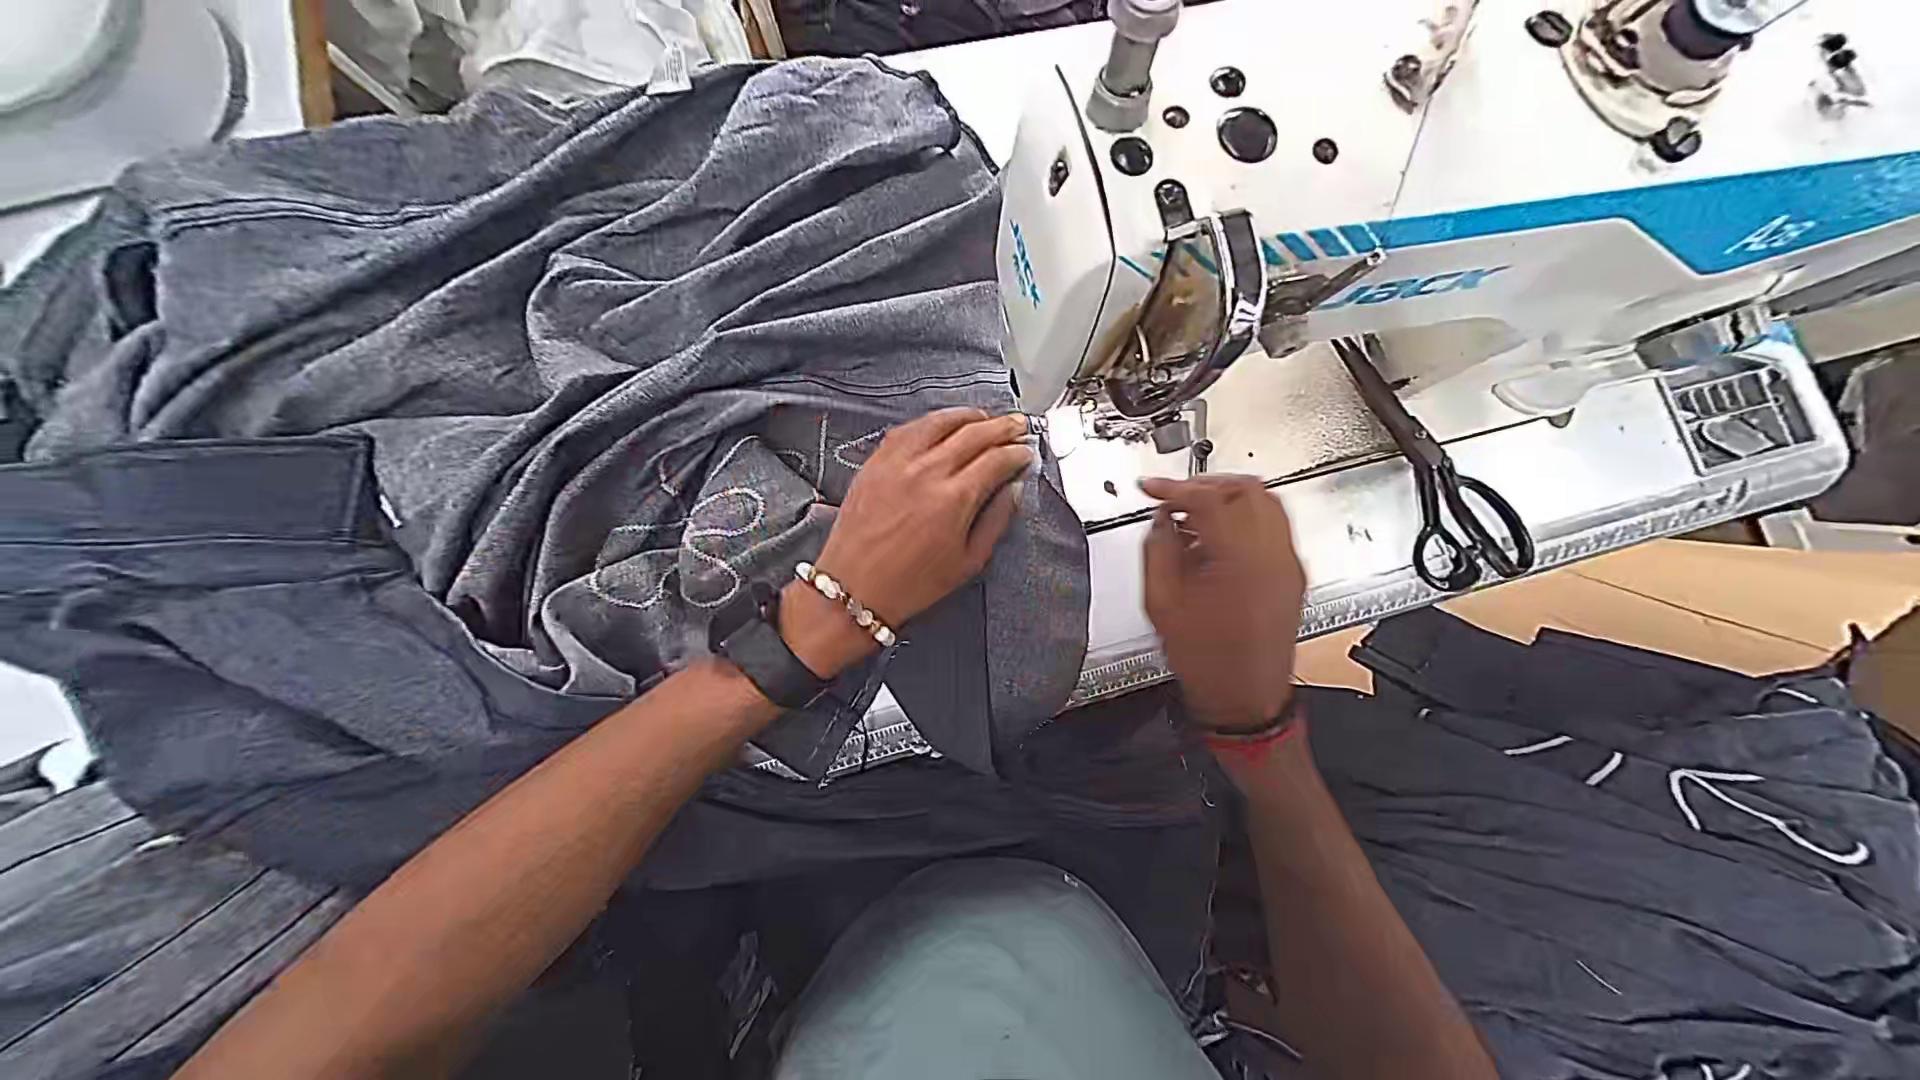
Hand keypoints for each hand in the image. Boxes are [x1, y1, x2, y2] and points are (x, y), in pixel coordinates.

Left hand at [779, 408, 1033, 678]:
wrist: (855, 588)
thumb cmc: (909, 583)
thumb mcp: (968, 562)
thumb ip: (996, 521)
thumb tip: (1013, 491)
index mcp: (954, 499)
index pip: (996, 458)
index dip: (1017, 452)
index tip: (1025, 453)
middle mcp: (926, 472)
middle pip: (974, 432)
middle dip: (1002, 426)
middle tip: (1016, 426)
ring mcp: (898, 462)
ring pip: (941, 421)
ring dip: (969, 416)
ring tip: (984, 418)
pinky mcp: (876, 461)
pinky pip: (909, 427)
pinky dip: (932, 420)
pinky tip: (943, 424)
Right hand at [1140, 475, 1305, 730]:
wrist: (1244, 697)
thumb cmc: (1207, 661)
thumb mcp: (1162, 603)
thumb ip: (1157, 550)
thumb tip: (1160, 520)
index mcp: (1241, 561)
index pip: (1210, 499)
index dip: (1174, 487)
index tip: (1153, 488)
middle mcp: (1274, 555)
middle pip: (1245, 489)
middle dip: (1204, 485)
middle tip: (1173, 495)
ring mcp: (1288, 563)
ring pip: (1265, 501)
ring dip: (1226, 497)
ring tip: (1192, 511)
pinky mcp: (1292, 573)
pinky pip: (1272, 525)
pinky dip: (1243, 515)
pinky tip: (1215, 532)